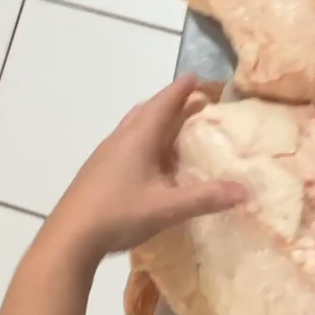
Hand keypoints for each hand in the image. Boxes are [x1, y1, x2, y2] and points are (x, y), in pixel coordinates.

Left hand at [42, 75, 247, 260]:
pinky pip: (125, 145)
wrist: (70, 237)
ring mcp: (105, 155)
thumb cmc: (119, 214)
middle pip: (147, 111)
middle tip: (191, 102)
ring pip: (133, 128)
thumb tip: (245, 191)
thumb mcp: (168, 208)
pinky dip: (143, 142)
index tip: (195, 77)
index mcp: (138, 139)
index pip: (163, 105)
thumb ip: (206, 198)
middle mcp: (120, 140)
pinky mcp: (97, 171)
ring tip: (172, 128)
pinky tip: (149, 163)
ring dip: (154, 122)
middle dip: (169, 103)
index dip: (180, 90)